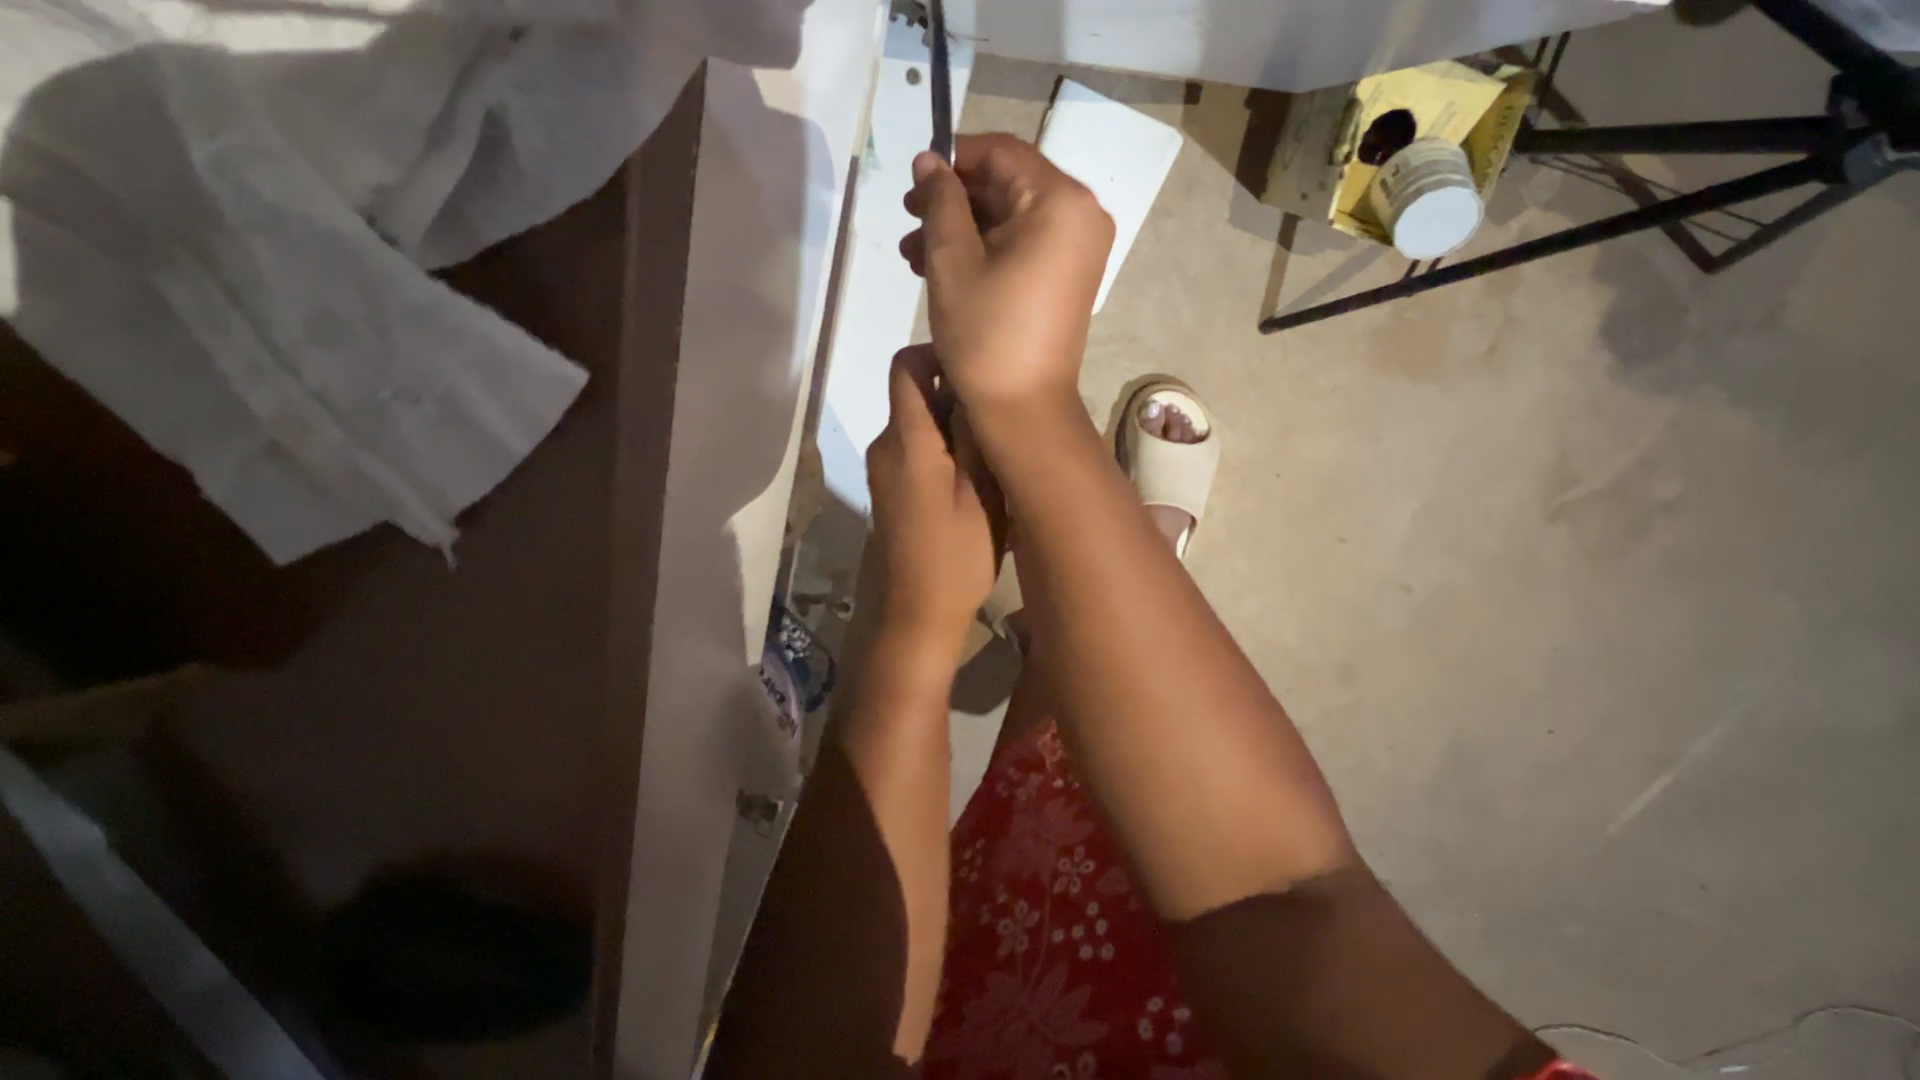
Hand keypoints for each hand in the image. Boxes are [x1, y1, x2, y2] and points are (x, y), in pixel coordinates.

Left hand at [865, 345, 1000, 656]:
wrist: (916, 616)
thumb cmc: (956, 557)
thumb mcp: (981, 493)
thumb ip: (975, 434)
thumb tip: (975, 383)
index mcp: (906, 440)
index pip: (906, 365)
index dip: (939, 354)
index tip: (980, 371)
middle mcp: (885, 447)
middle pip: (916, 394)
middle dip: (958, 396)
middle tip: (1004, 419)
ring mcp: (884, 471)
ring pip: (920, 425)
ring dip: (955, 427)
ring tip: (998, 450)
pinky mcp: (891, 492)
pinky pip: (917, 452)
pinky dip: (945, 452)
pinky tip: (977, 480)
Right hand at [900, 134, 1114, 412]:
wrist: (1023, 407)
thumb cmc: (986, 332)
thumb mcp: (951, 259)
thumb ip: (940, 200)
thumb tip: (929, 160)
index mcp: (1059, 201)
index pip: (1001, 152)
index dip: (953, 158)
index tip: (913, 180)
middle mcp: (1080, 214)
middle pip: (1007, 183)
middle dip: (953, 199)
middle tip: (907, 218)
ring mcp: (1078, 248)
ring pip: (1010, 216)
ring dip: (960, 227)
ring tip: (912, 254)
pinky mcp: (1068, 276)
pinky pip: (1023, 243)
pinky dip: (984, 248)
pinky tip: (940, 268)